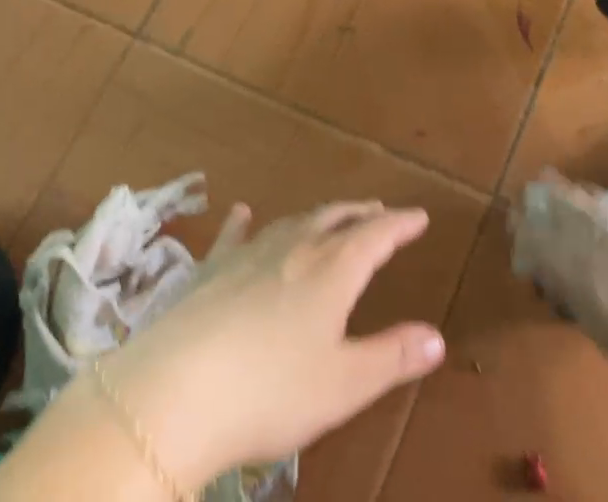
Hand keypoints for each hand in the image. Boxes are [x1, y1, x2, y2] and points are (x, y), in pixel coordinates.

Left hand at [93, 201, 445, 487]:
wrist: (170, 397)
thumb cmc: (269, 393)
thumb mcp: (344, 384)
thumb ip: (392, 357)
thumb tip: (437, 337)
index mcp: (332, 272)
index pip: (375, 237)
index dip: (400, 225)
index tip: (419, 217)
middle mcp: (292, 252)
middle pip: (334, 220)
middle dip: (360, 214)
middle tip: (379, 210)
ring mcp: (245, 258)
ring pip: (290, 223)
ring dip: (317, 216)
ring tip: (330, 214)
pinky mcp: (206, 275)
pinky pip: (231, 238)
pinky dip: (243, 222)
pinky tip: (242, 212)